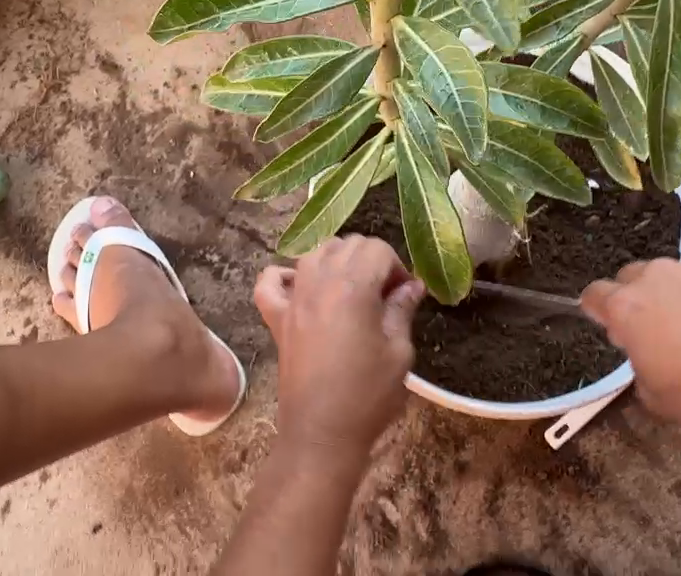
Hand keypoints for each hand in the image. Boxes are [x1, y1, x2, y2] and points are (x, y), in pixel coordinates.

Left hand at [254, 236, 424, 458]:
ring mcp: (293, 299)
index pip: (378, 250)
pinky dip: (283, 276)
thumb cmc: (367, 396)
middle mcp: (319, 282)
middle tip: (385, 294)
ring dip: (336, 260)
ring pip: (314, 253)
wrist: (321, 436)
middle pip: (348, 245)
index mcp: (353, 287)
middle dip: (372, 259)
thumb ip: (401, 310)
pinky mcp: (276, 318)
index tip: (405, 295)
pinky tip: (301, 288)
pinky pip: (269, 282)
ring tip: (352, 288)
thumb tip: (411, 286)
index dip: (398, 267)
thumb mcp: (398, 352)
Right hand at [581, 256, 680, 445]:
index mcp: (629, 309)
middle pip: (630, 279)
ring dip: (673, 296)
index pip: (594, 295)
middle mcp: (656, 277)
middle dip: (636, 301)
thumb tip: (644, 353)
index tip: (613, 329)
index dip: (598, 311)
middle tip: (658, 335)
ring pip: (669, 276)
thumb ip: (639, 367)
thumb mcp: (660, 400)